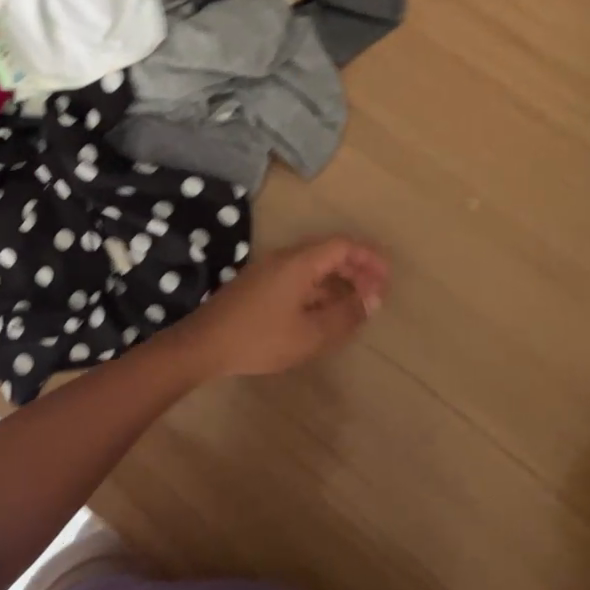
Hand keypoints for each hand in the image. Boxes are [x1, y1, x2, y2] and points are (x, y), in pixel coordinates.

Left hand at [160, 236, 387, 379]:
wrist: (203, 345)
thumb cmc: (260, 338)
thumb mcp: (310, 333)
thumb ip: (345, 315)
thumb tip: (372, 299)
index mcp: (297, 263)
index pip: (341, 245)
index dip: (369, 257)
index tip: (387, 278)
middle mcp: (282, 259)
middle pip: (326, 253)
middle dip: (355, 269)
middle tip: (376, 293)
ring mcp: (265, 271)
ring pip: (310, 267)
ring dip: (335, 281)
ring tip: (355, 305)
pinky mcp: (255, 287)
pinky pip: (295, 278)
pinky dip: (316, 289)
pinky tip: (323, 313)